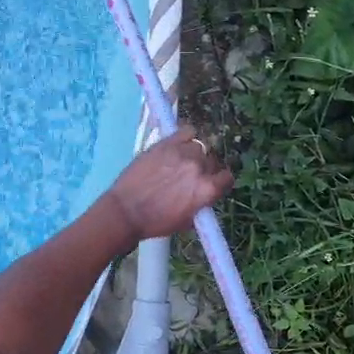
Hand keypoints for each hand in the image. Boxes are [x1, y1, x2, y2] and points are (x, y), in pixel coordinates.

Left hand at [102, 128, 233, 242]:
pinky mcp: (166, 143)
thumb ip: (201, 202)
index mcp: (207, 189)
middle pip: (212, 161)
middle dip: (205, 169)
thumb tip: (206, 193)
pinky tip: (179, 144)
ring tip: (180, 161)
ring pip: (199, 146)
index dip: (219, 181)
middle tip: (190, 175)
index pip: (226, 177)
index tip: (211, 183)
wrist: (126, 211)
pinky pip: (187, 131)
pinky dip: (186, 136)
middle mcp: (199, 168)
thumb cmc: (156, 222)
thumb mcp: (187, 220)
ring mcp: (183, 153)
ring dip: (193, 153)